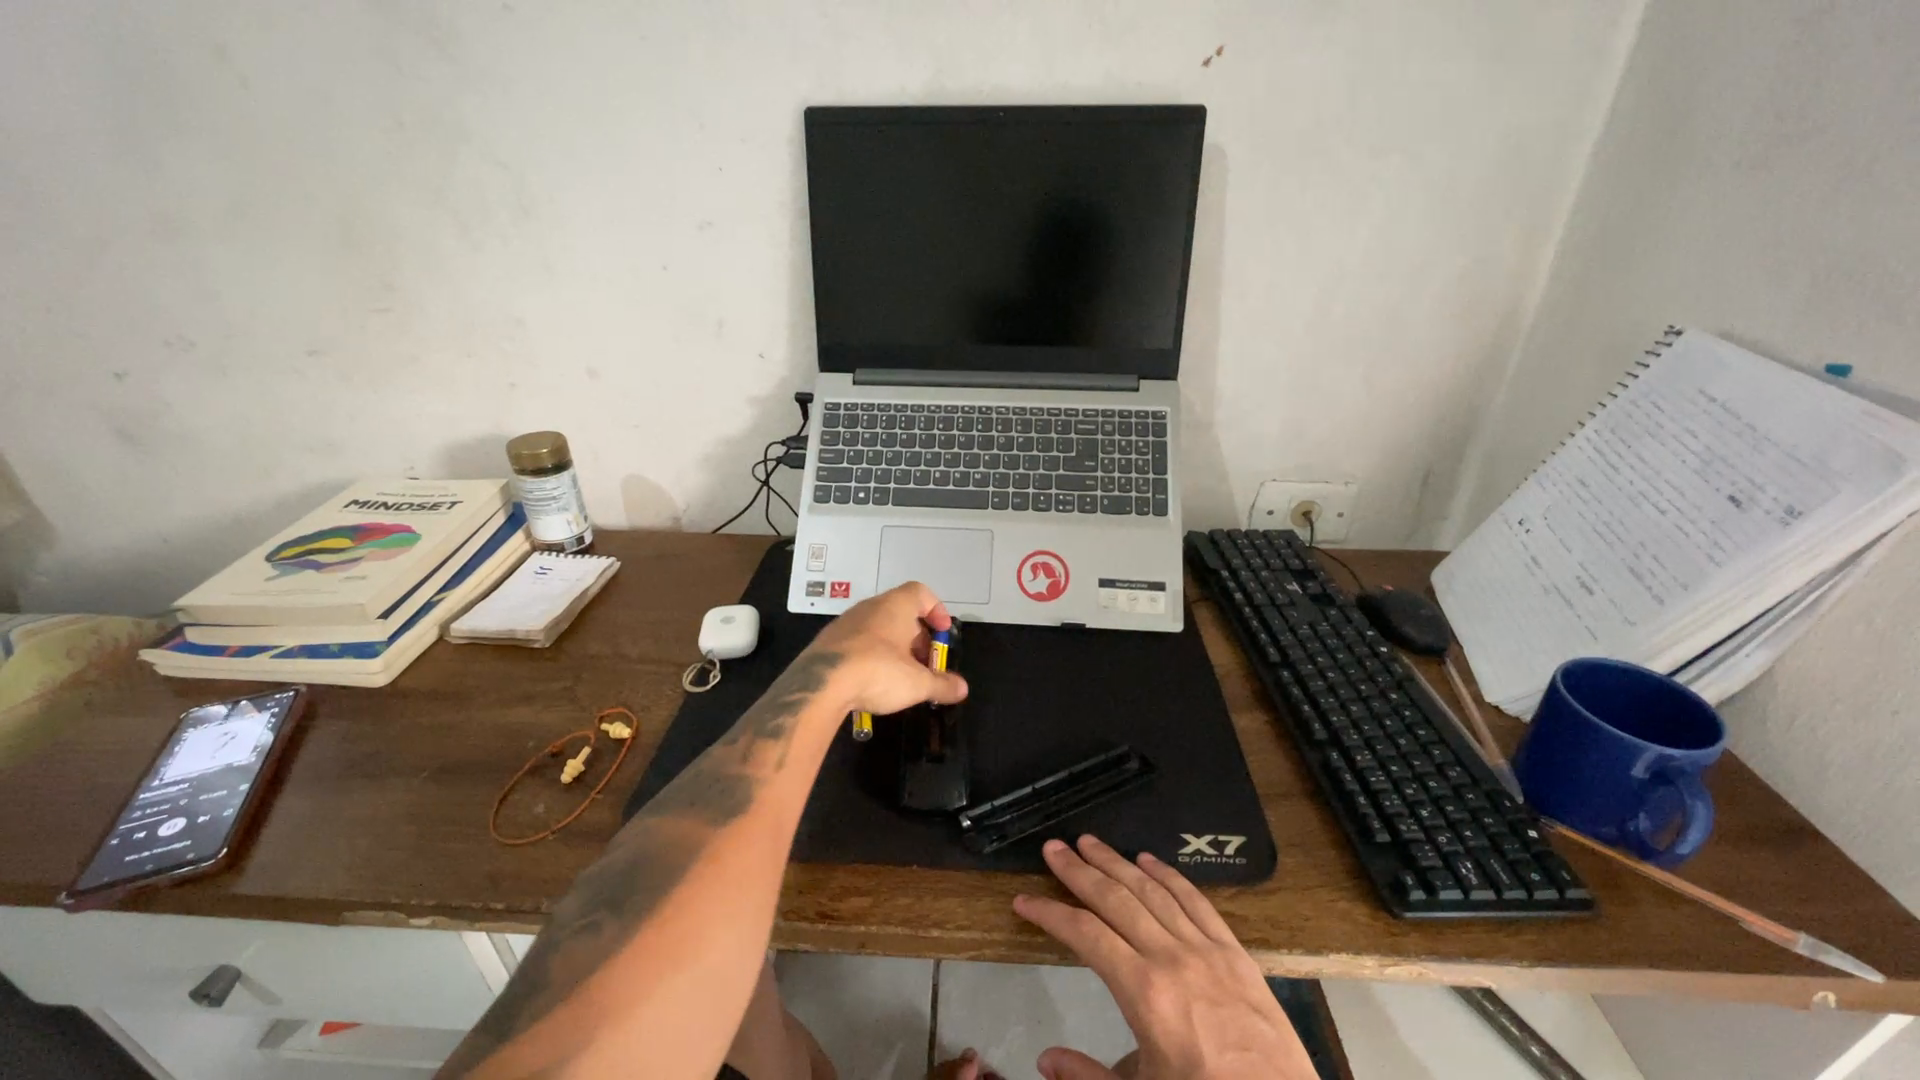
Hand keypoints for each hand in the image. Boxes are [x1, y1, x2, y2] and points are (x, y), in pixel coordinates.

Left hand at [805, 581, 968, 717]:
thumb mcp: (917, 683)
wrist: (820, 684)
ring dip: (894, 648)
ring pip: (879, 628)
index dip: (937, 610)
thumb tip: (963, 689)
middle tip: (926, 664)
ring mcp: (846, 623)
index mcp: (895, 606)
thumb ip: (942, 684)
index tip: (943, 633)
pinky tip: (873, 681)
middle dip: (918, 637)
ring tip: (901, 676)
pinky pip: (858, 642)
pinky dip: (872, 656)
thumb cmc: (877, 672)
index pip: (921, 592)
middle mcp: (870, 607)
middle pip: (901, 613)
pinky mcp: (828, 642)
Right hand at [1013, 836, 1315, 1079]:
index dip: (1049, 913)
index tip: (1023, 899)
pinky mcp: (1236, 953)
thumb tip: (1045, 1059)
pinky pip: (1197, 902)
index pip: (1084, 935)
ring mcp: (1207, 950)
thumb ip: (1088, 1075)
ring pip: (1153, 891)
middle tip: (1053, 847)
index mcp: (1143, 992)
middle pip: (1116, 900)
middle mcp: (1171, 958)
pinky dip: (1169, 876)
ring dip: (1118, 863)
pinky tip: (1150, 860)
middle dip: (1080, 871)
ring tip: (1091, 842)